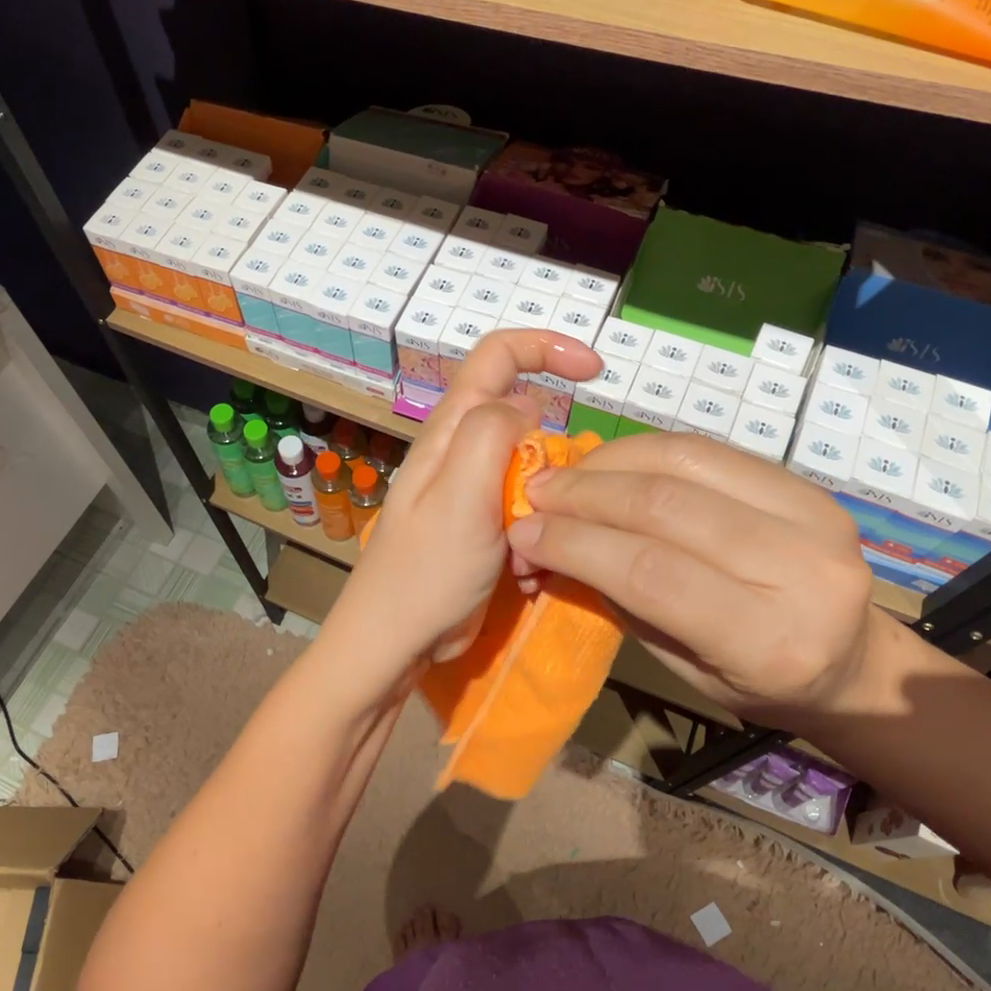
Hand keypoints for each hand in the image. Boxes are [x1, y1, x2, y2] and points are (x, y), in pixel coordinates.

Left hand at [321, 330, 601, 696]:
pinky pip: (527, 512)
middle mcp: (460, 450)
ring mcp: (470, 490)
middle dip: (554, 457)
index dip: (546, 347)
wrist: (396, 642)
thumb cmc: (426, 569)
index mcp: (451, 429)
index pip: (497, 356)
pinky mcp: (481, 526)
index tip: (595, 371)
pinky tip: (525, 573)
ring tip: (530, 554)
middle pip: (524, 419)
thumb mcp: (461, 492)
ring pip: (532, 471)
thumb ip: (493, 432)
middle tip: (552, 508)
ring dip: (548, 506)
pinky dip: (538, 535)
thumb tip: (528, 404)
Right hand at [505, 432, 878, 728]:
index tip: (524, 532)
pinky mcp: (812, 487)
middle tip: (535, 492)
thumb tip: (548, 541)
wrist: (853, 664)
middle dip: (586, 494)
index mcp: (769, 643)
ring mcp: (816, 520)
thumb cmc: (754, 683)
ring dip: (611, 461)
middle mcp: (803, 573)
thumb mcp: (679, 665)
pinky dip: (648, 451)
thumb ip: (620, 599)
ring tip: (566, 474)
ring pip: (690, 463)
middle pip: (669, 508)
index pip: (653, 574)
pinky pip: (712, 451)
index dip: (577, 544)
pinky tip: (611, 462)